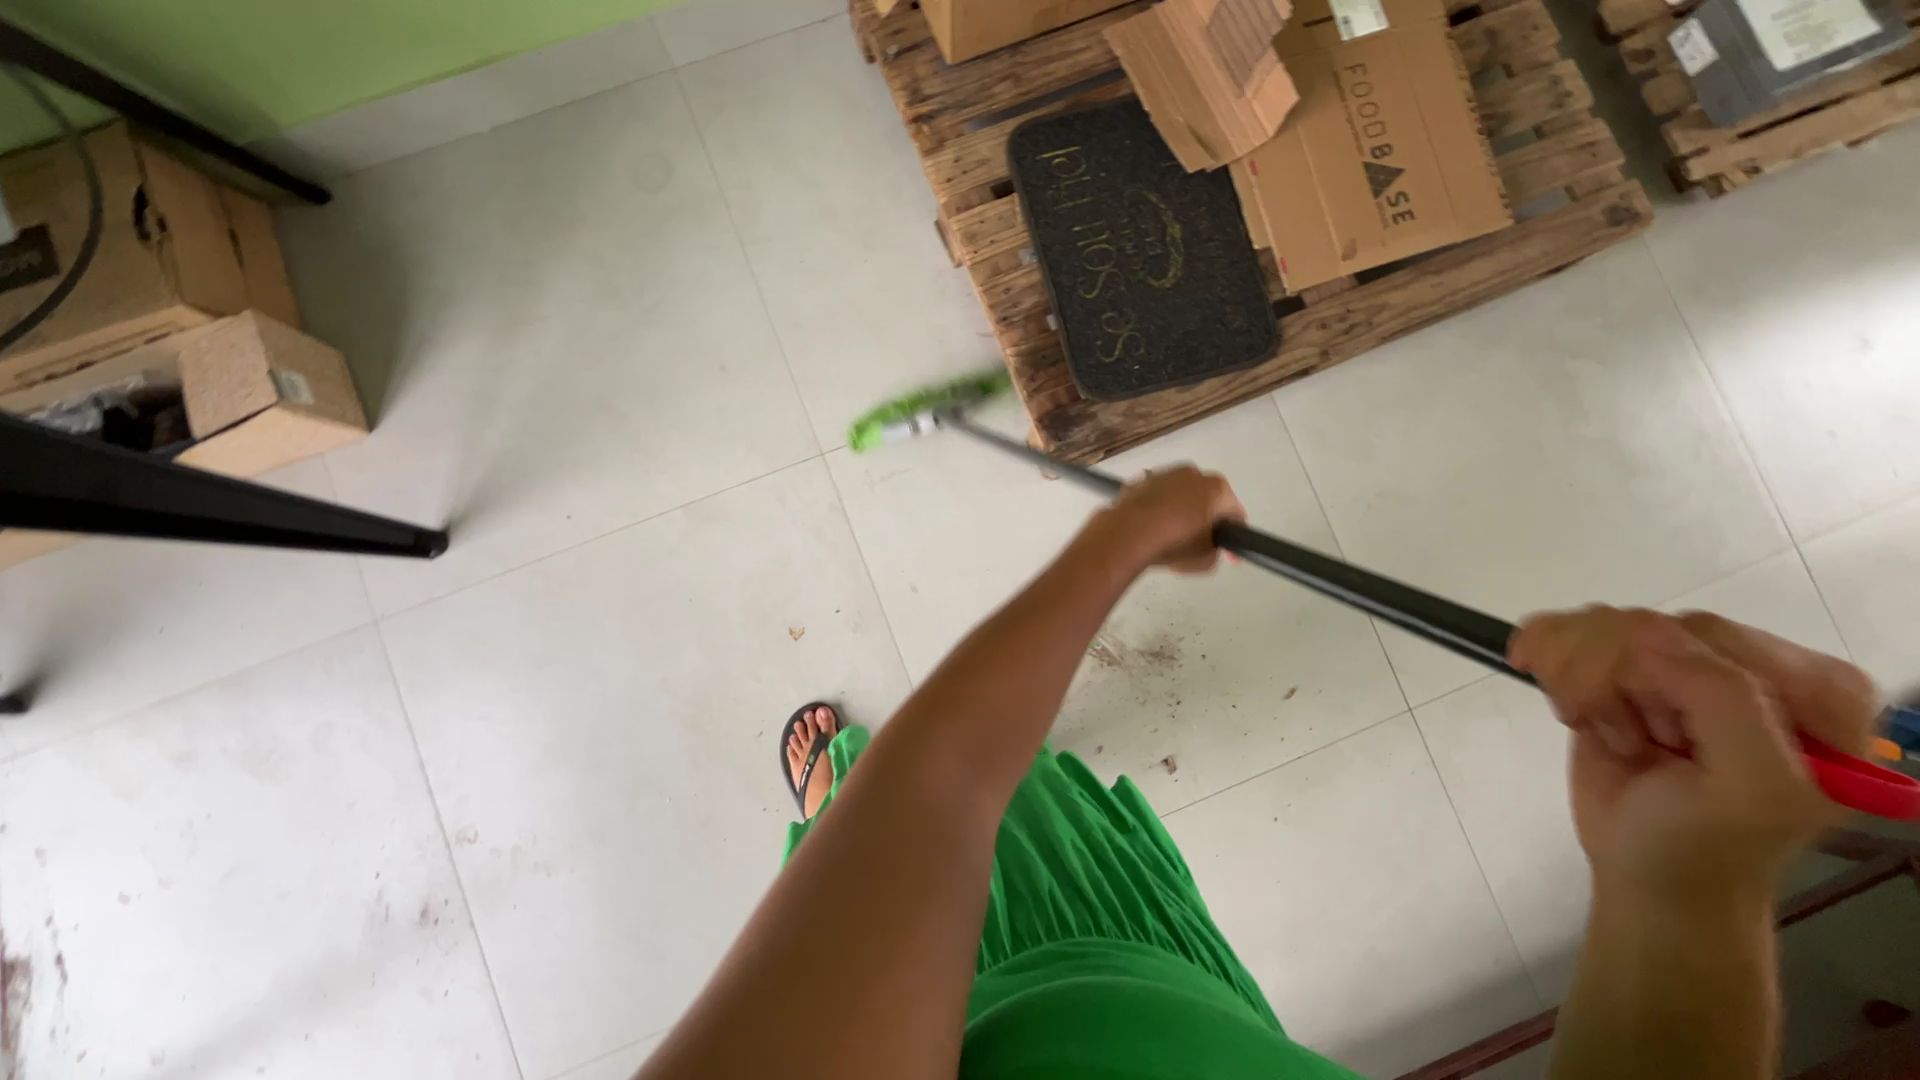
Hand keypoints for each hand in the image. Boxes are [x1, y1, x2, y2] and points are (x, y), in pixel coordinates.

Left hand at [1084, 465, 1244, 574]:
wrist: (1127, 533)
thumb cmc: (1174, 543)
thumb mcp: (1205, 560)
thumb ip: (1214, 552)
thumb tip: (1207, 547)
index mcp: (1217, 488)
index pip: (1234, 514)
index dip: (1233, 537)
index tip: (1228, 555)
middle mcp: (1192, 474)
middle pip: (1206, 499)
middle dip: (1205, 519)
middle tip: (1198, 544)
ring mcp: (1163, 473)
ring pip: (1179, 495)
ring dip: (1179, 511)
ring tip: (1169, 536)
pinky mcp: (1139, 481)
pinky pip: (1156, 498)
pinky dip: (1157, 509)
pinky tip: (1150, 528)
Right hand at [1509, 608, 1879, 907]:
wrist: (1648, 879)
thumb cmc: (1702, 844)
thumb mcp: (1748, 786)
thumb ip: (1723, 700)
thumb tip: (1647, 632)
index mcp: (1811, 690)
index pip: (1706, 636)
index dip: (1656, 676)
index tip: (1646, 735)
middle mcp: (1749, 667)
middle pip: (1645, 625)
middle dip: (1606, 679)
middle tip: (1617, 739)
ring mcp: (1679, 666)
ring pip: (1599, 624)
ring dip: (1573, 676)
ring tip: (1588, 724)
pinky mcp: (1622, 670)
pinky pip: (1569, 629)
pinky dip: (1546, 659)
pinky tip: (1565, 706)